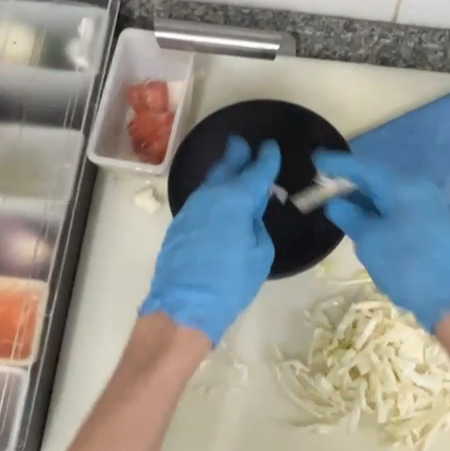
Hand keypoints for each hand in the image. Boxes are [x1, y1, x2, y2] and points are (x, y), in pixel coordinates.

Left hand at [140, 136, 280, 344]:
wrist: (184, 305)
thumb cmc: (231, 281)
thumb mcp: (260, 253)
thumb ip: (257, 225)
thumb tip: (249, 216)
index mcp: (236, 199)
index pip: (256, 171)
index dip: (266, 159)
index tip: (270, 148)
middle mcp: (211, 196)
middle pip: (226, 167)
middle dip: (236, 155)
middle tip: (242, 145)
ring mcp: (191, 209)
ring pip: (210, 183)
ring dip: (222, 174)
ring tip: (232, 169)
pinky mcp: (179, 225)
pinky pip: (201, 201)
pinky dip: (212, 195)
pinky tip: (218, 201)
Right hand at [313, 150, 449, 330]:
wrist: (448, 299)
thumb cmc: (405, 266)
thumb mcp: (369, 240)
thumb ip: (349, 216)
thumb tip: (335, 202)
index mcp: (404, 187)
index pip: (364, 168)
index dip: (338, 164)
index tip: (315, 160)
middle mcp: (418, 190)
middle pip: (377, 179)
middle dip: (349, 182)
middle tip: (322, 185)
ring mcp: (427, 207)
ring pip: (387, 195)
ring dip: (362, 198)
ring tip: (337, 203)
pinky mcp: (429, 224)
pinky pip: (396, 208)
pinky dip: (376, 210)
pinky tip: (361, 220)